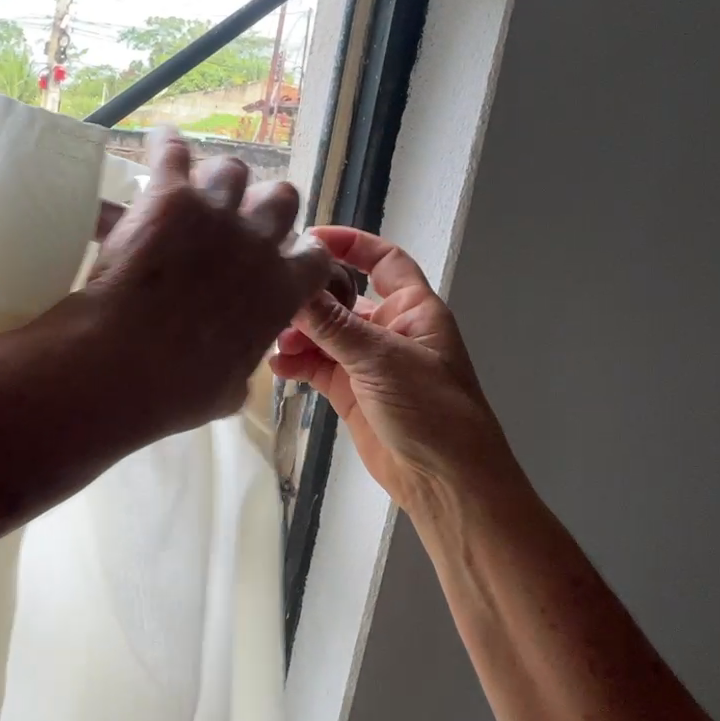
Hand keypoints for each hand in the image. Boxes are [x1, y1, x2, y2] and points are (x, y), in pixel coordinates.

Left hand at [80, 130, 331, 432]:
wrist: (125, 361)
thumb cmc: (176, 388)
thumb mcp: (227, 391)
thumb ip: (240, 369)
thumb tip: (235, 375)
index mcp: (282, 290)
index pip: (314, 256)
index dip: (298, 253)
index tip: (281, 255)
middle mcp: (258, 242)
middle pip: (281, 198)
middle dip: (263, 205)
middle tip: (238, 217)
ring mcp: (215, 214)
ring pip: (232, 170)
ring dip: (218, 180)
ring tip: (196, 188)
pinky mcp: (170, 196)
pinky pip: (174, 152)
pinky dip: (167, 147)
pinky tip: (160, 144)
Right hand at [269, 228, 519, 513]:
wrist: (445, 481)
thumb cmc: (431, 409)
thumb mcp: (380, 359)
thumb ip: (332, 324)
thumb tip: (292, 288)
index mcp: (413, 310)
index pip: (383, 261)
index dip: (351, 244)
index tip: (311, 238)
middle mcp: (389, 329)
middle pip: (342, 297)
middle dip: (310, 296)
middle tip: (274, 294)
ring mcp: (368, 362)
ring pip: (323, 334)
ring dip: (298, 334)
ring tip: (274, 340)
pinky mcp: (349, 391)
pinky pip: (316, 366)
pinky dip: (296, 363)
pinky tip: (278, 367)